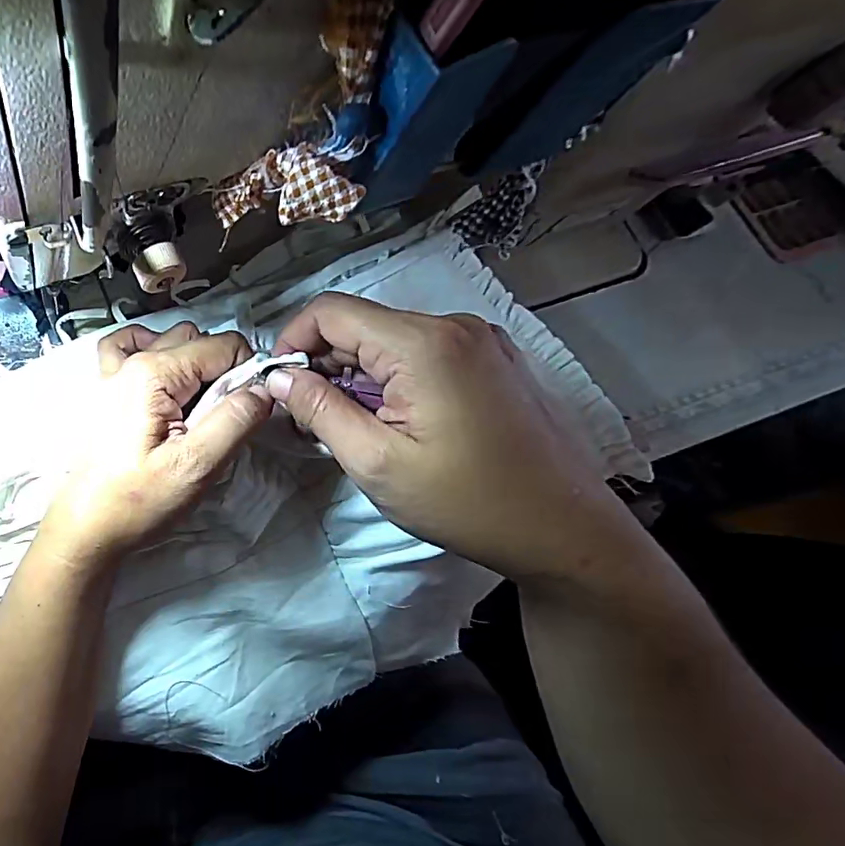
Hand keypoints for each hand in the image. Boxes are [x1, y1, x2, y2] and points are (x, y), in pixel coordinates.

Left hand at [37, 322, 274, 566]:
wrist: (86, 525)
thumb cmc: (137, 500)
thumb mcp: (197, 466)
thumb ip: (235, 420)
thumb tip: (263, 389)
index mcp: (154, 373)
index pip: (225, 346)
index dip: (246, 375)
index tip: (243, 412)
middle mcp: (130, 361)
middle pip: (199, 342)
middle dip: (221, 371)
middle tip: (217, 420)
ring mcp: (112, 372)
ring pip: (169, 341)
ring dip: (191, 364)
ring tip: (191, 410)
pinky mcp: (104, 388)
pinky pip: (126, 346)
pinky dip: (150, 350)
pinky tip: (162, 379)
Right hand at [268, 293, 640, 581]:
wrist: (567, 534)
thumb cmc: (466, 501)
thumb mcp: (374, 460)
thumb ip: (318, 409)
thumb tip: (278, 377)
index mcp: (424, 343)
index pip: (330, 311)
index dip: (292, 341)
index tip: (280, 386)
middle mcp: (454, 327)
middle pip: (359, 324)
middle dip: (321, 364)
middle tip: (308, 417)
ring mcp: (478, 342)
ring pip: (385, 340)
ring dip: (352, 375)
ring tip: (346, 426)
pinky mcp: (490, 361)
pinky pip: (417, 354)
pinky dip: (386, 379)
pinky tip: (386, 421)